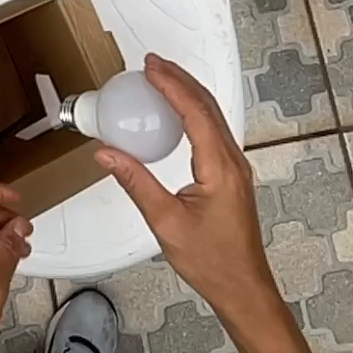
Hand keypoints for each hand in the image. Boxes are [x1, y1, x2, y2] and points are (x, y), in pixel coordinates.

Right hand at [94, 54, 277, 318]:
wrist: (244, 289)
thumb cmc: (212, 261)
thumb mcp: (165, 221)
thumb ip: (135, 182)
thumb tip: (108, 153)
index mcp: (220, 167)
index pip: (195, 112)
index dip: (171, 85)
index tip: (150, 68)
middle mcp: (232, 161)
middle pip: (207, 105)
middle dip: (179, 79)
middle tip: (152, 63)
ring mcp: (235, 167)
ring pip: (213, 115)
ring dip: (187, 91)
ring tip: (162, 77)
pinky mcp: (231, 174)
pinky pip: (213, 129)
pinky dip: (193, 110)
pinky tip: (176, 111)